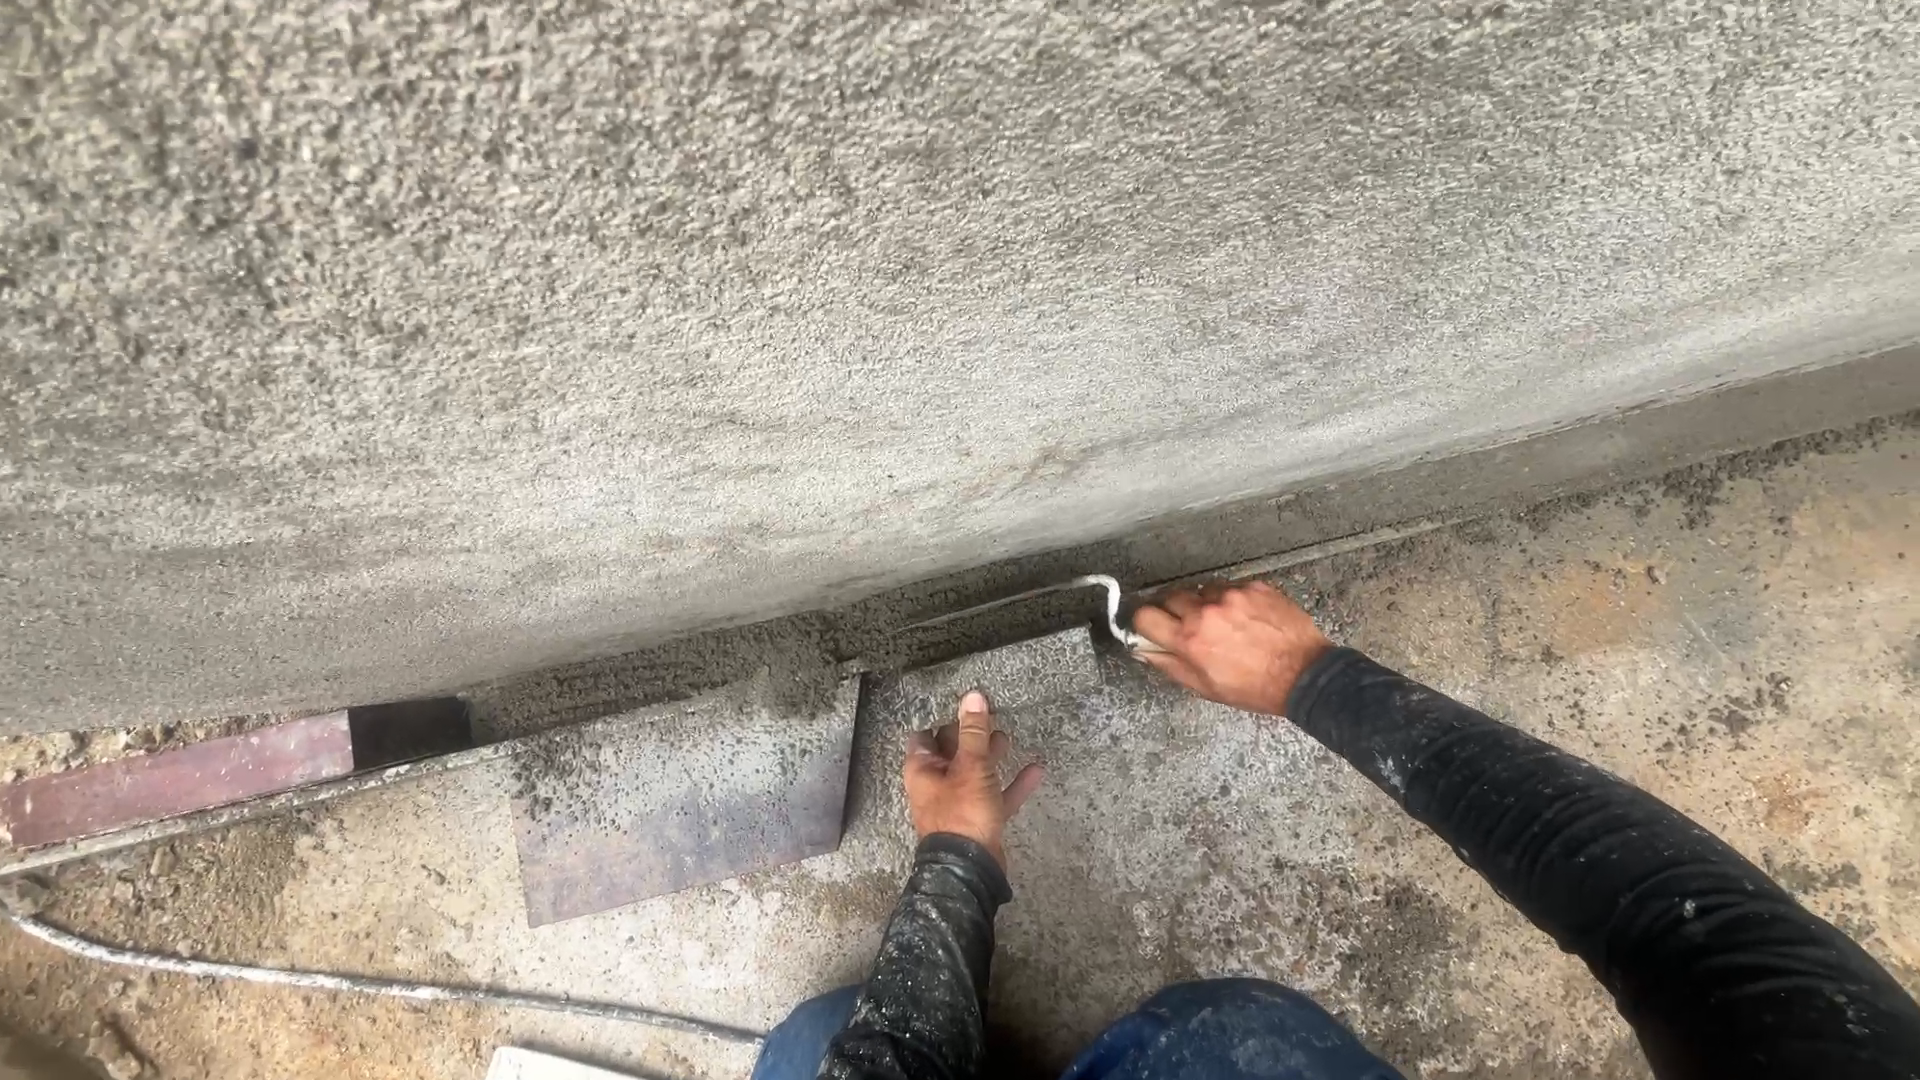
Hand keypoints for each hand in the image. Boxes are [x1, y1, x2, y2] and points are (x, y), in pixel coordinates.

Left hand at [903, 690, 1045, 869]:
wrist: (971, 870)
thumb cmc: (962, 813)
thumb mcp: (971, 766)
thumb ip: (974, 731)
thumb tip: (973, 696)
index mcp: (923, 768)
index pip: (926, 733)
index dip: (942, 716)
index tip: (963, 701)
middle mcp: (937, 783)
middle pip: (953, 750)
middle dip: (971, 734)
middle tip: (991, 713)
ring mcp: (959, 802)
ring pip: (976, 771)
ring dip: (991, 755)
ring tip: (1008, 736)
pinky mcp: (979, 818)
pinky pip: (997, 794)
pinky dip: (1013, 783)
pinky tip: (1036, 770)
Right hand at [1130, 580, 1333, 715]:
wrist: (1305, 675)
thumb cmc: (1257, 687)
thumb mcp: (1205, 687)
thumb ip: (1169, 666)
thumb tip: (1144, 651)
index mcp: (1190, 641)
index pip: (1145, 616)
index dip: (1144, 622)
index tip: (1150, 626)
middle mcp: (1206, 613)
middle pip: (1169, 597)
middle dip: (1173, 611)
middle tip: (1189, 626)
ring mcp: (1231, 596)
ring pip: (1199, 589)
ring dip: (1202, 603)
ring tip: (1221, 622)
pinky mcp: (1253, 587)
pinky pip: (1228, 587)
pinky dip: (1230, 599)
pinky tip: (1242, 617)